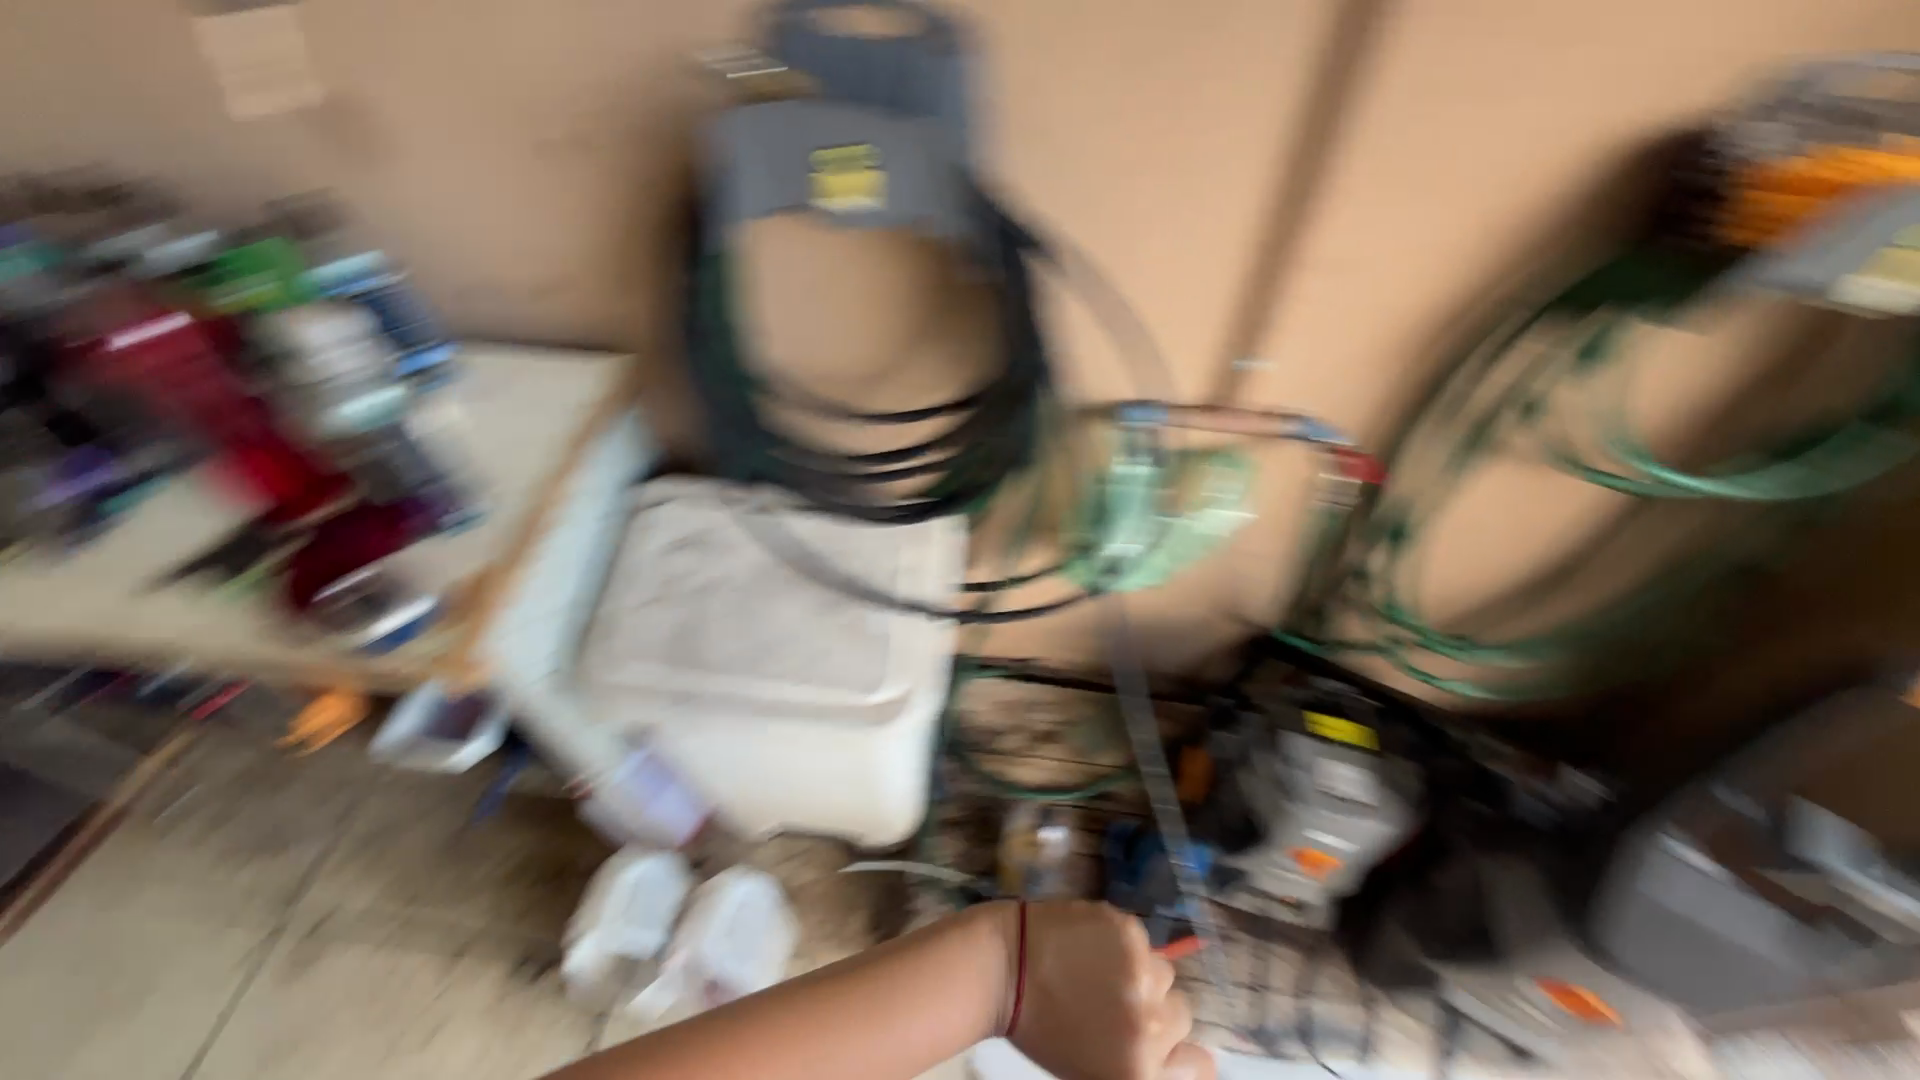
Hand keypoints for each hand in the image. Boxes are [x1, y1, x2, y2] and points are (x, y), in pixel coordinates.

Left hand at [1003, 900, 1214, 1079]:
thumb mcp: (1092, 1067)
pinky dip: (1121, 939)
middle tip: (1110, 997)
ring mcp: (1141, 975)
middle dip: (1152, 1005)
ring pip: (1163, 970)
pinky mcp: (1129, 931)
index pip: (1199, 1063)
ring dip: (1139, 969)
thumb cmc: (1041, 1026)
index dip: (1178, 1047)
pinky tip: (1088, 942)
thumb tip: (1192, 1057)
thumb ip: (1144, 1064)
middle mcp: (1150, 1026)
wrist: (1002, 967)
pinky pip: (1142, 937)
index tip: (1151, 1033)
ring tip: (1096, 967)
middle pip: (1181, 1012)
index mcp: (1140, 1071)